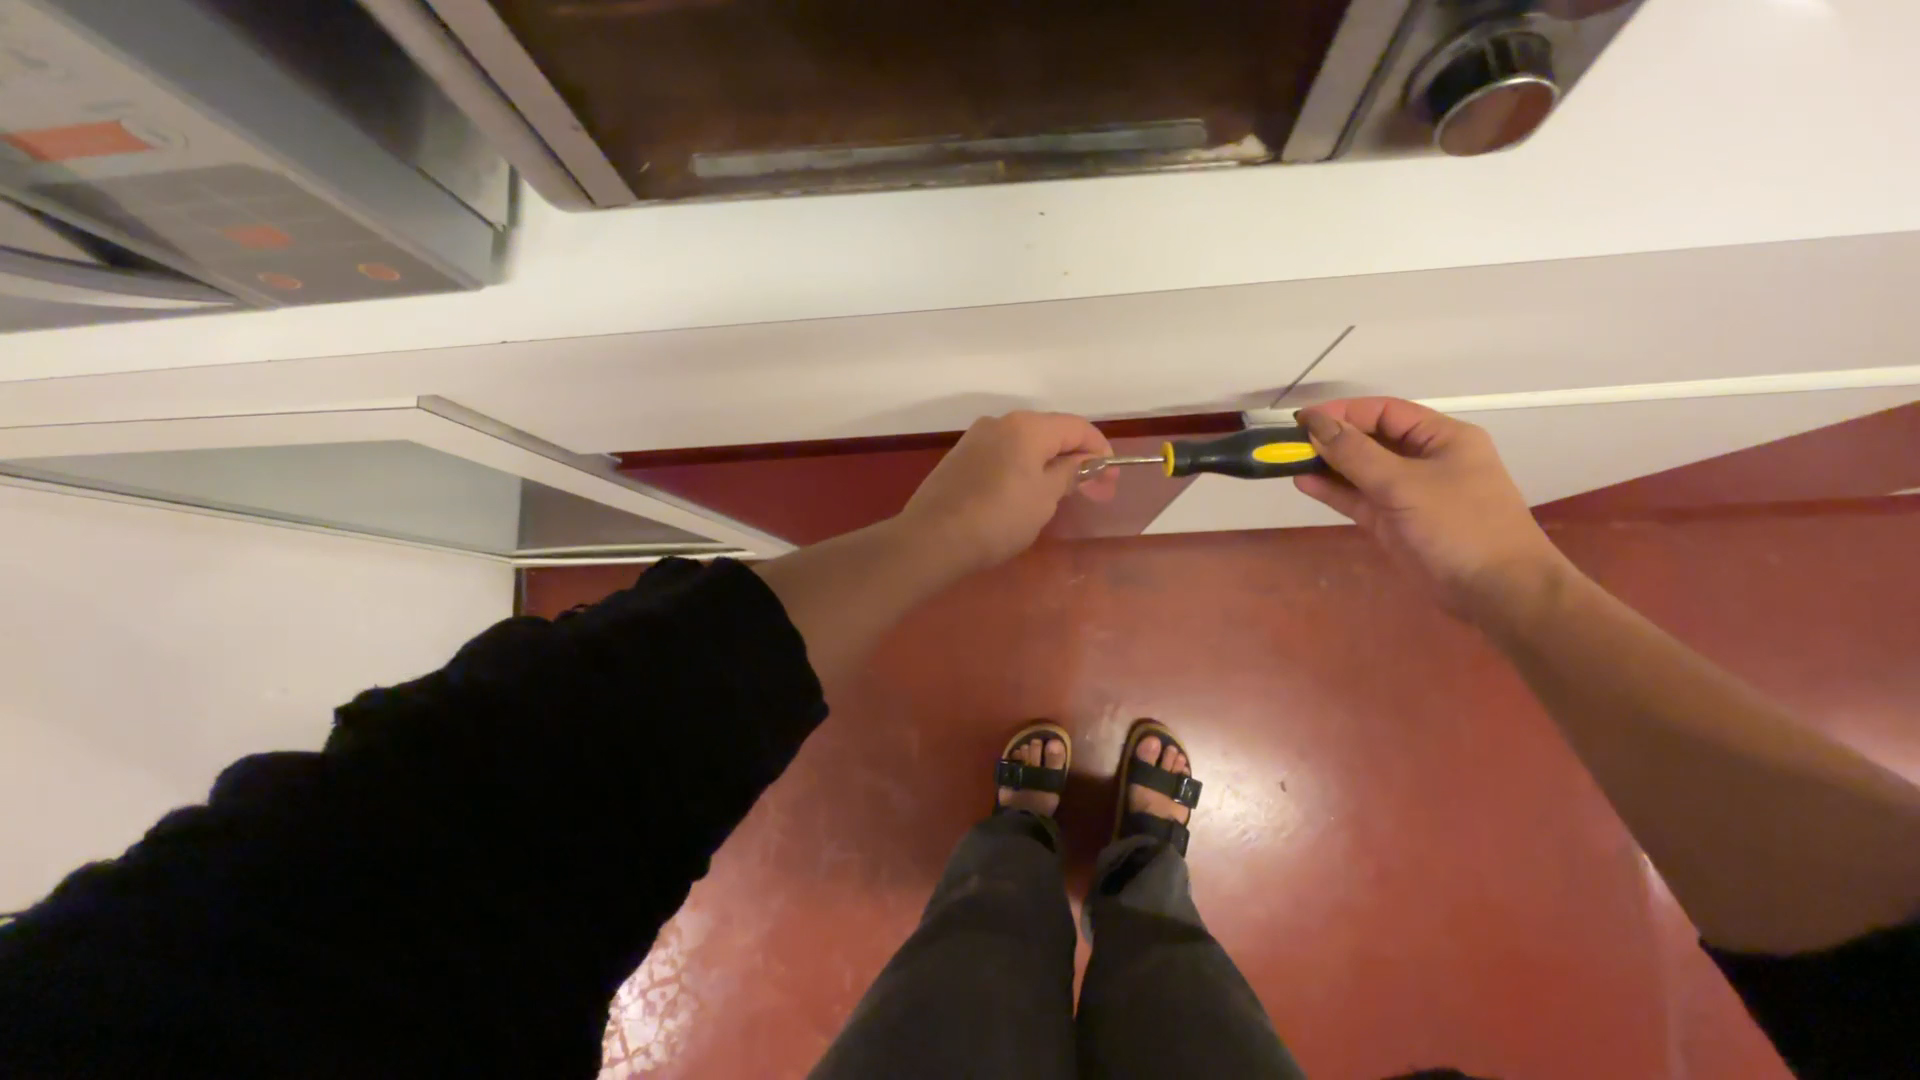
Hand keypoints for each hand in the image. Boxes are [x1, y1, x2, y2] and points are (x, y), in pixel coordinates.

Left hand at [896, 411, 1116, 572]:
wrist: (933, 538)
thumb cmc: (999, 518)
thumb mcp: (1044, 498)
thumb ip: (1069, 473)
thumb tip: (1085, 462)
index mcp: (1027, 426)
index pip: (1076, 428)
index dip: (1099, 451)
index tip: (1111, 479)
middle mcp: (1000, 423)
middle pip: (1049, 433)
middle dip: (1075, 459)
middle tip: (1093, 491)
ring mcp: (975, 439)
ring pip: (1024, 445)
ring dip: (1047, 465)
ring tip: (1059, 495)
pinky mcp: (958, 459)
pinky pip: (1001, 457)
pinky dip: (1021, 470)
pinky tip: (1024, 495)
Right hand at [1293, 397, 1570, 620]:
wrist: (1495, 590)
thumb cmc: (1459, 525)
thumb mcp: (1404, 483)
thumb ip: (1356, 454)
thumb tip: (1315, 425)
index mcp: (1441, 437)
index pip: (1384, 412)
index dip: (1343, 412)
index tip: (1302, 421)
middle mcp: (1425, 459)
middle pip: (1370, 439)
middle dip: (1331, 439)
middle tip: (1288, 444)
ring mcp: (1408, 492)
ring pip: (1360, 470)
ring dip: (1327, 465)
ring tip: (1288, 462)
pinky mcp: (1394, 521)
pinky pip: (1358, 498)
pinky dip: (1333, 490)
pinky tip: (1304, 482)